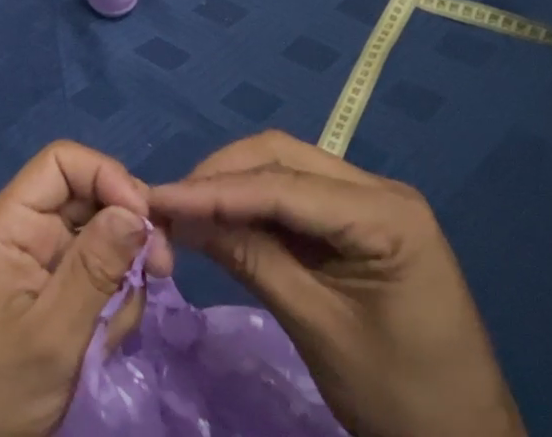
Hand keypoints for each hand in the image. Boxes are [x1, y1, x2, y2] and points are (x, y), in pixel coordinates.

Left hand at [0, 141, 174, 436]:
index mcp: (11, 222)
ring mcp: (39, 264)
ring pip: (101, 243)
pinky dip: (110, 303)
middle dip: (127, 235)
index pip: (63, 162)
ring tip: (111, 330)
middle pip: (90, 200)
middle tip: (157, 276)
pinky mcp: (50, 294)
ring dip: (121, 280)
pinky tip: (102, 340)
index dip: (109, 178)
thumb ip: (96, 268)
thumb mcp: (53, 331)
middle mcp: (25, 231)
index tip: (145, 223)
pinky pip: (95, 278)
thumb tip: (137, 209)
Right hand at [151, 131, 522, 436]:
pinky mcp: (358, 226)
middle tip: (165, 208)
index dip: (212, 190)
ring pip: (283, 171)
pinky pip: (295, 200)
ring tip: (182, 214)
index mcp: (386, 214)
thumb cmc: (398, 393)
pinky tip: (219, 223)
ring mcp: (371, 205)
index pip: (282, 185)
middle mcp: (380, 191)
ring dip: (231, 187)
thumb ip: (250, 260)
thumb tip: (177, 217)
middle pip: (280, 158)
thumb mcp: (316, 327)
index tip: (153, 200)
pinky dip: (252, 207)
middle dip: (218, 177)